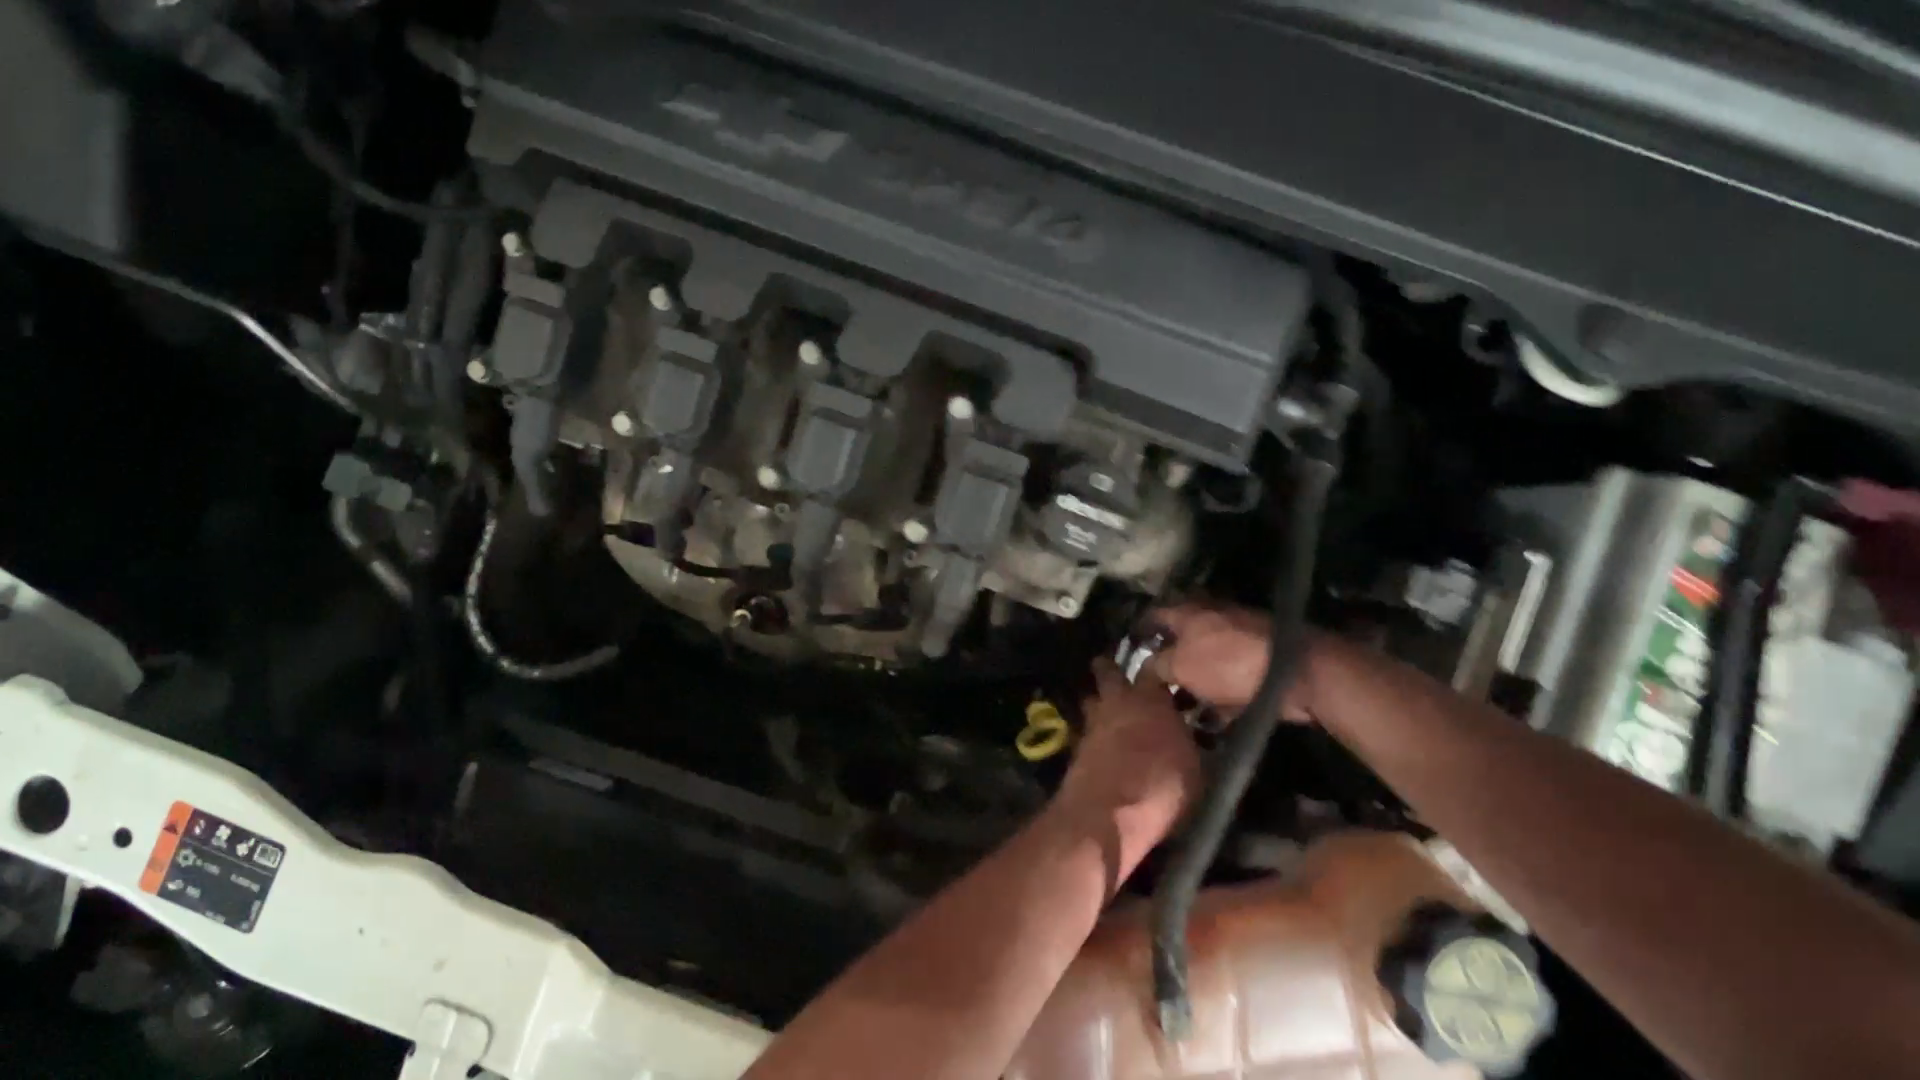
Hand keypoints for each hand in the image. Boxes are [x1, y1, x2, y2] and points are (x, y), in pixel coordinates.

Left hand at [1055, 662, 1200, 883]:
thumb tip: (1191, 737)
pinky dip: (1092, 732)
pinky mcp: (1075, 750)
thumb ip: (1188, 743)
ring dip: (1097, 700)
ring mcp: (1092, 725)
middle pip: (1107, 673)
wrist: (1106, 815)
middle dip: (1109, 668)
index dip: (1157, 667)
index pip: (1152, 669)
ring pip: (1091, 700)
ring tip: (1106, 705)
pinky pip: (1084, 731)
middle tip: (1113, 665)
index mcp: (1150, 700)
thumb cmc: (1160, 786)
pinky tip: (1100, 742)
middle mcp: (1116, 703)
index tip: (1162, 666)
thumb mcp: (1194, 768)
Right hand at [1148, 603, 1316, 716]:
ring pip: (1204, 664)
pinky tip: (1210, 723)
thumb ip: (1156, 666)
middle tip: (1151, 687)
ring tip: (1178, 712)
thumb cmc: (1229, 664)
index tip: (1126, 650)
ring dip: (1191, 686)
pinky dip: (1218, 700)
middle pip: (1179, 641)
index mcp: (1190, 613)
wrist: (1296, 674)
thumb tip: (1144, 669)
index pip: (1153, 614)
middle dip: (1165, 663)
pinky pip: (1228, 683)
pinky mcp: (1258, 666)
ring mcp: (1238, 642)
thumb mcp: (1179, 666)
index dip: (1137, 631)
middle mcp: (1212, 620)